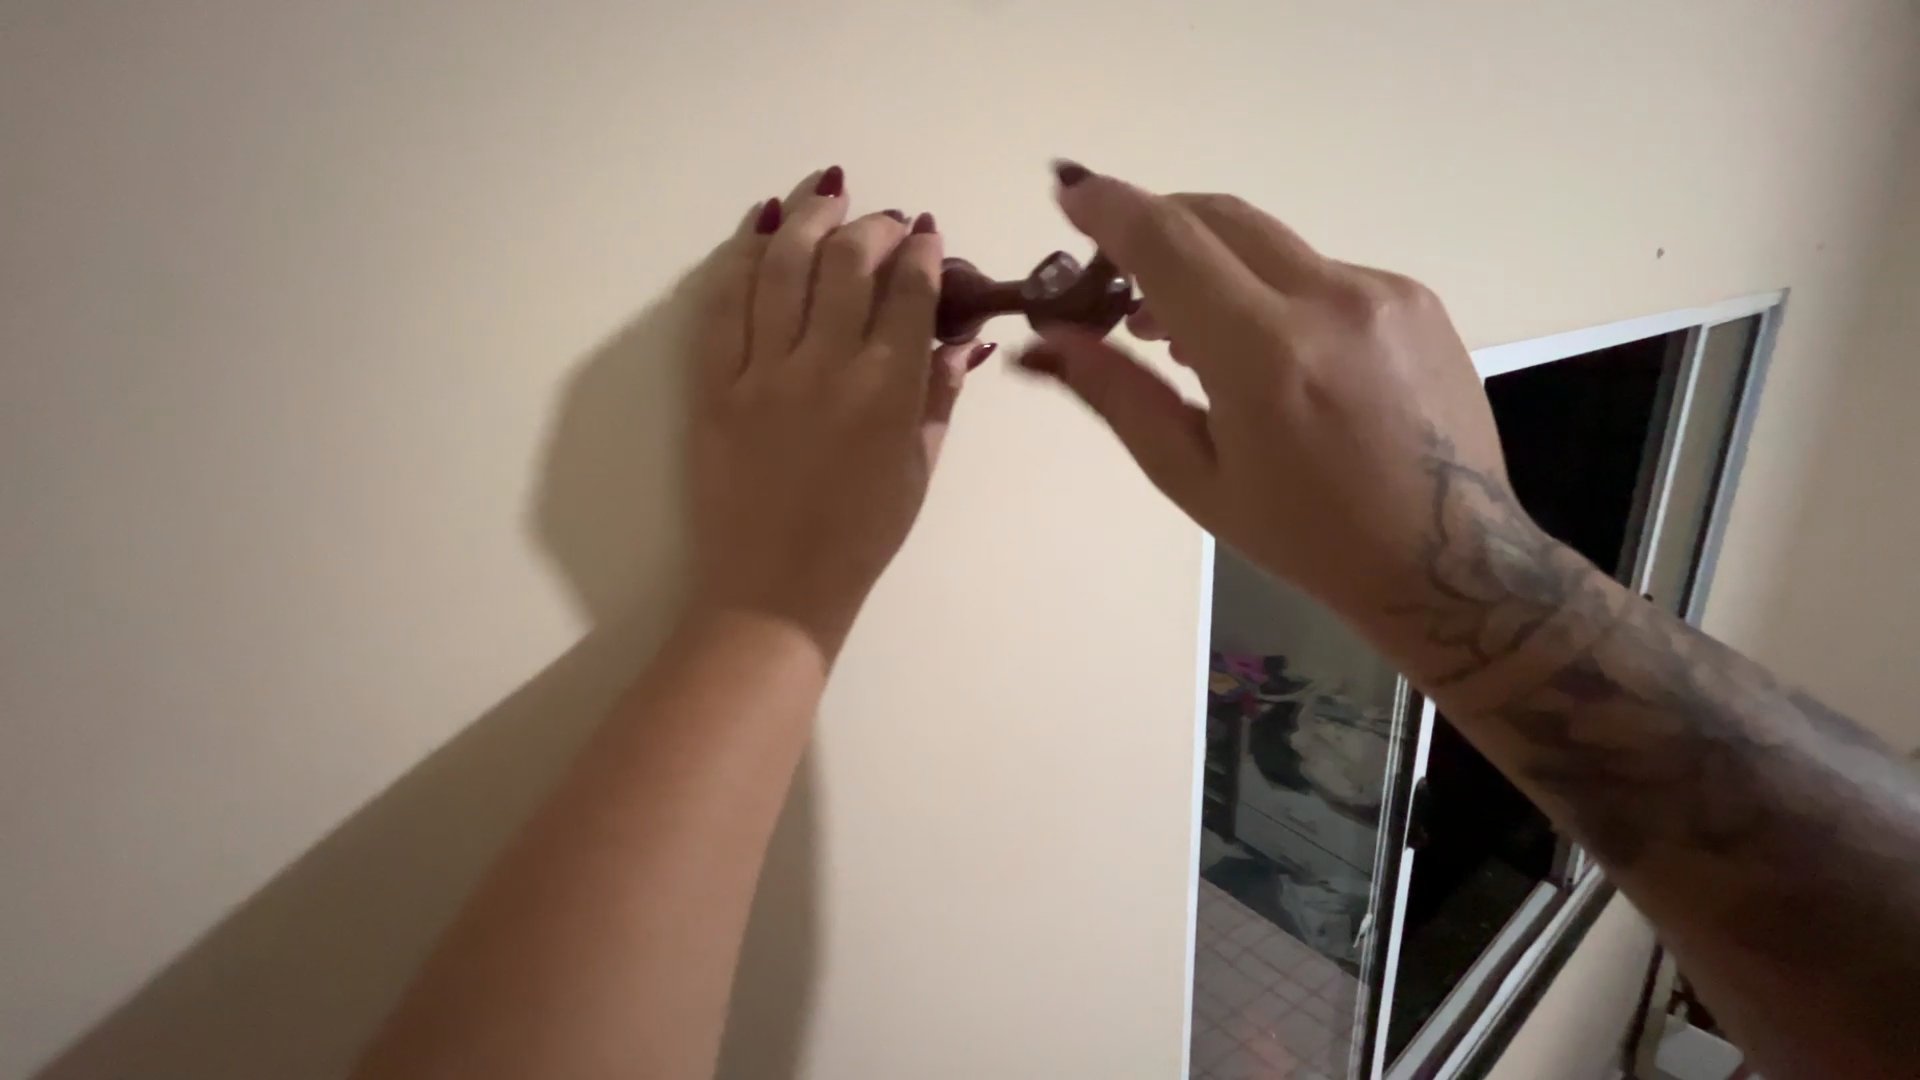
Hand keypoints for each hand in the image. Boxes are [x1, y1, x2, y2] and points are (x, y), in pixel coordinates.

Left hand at [684, 168, 990, 656]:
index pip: (910, 296)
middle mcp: (825, 368)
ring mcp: (761, 373)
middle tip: (883, 222)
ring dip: (807, 219)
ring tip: (824, 197)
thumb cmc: (859, 540)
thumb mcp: (917, 474)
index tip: (927, 235)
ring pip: (782, 267)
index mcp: (886, 394)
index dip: (922, 253)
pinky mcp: (712, 386)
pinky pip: (722, 305)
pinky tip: (759, 232)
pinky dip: (741, 259)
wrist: (774, 590)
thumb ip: (938, 400)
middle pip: (849, 264)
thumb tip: (958, 342)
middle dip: (873, 228)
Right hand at [1015, 165, 1508, 616]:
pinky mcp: (1413, 296)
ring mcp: (1383, 290)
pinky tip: (1259, 350)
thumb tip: (1048, 340)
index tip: (1069, 193)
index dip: (1109, 209)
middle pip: (1217, 217)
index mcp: (1265, 356)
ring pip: (1266, 241)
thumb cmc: (1301, 534)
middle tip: (1115, 282)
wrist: (1446, 556)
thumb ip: (1118, 396)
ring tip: (1175, 331)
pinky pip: (1313, 269)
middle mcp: (1330, 300)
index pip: (1170, 244)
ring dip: (1205, 262)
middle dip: (1152, 227)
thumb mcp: (1192, 477)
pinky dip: (1262, 288)